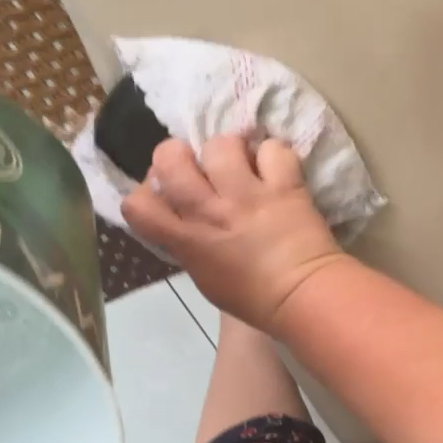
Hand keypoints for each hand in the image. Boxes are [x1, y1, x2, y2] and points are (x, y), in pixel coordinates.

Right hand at [121, 135, 348, 329]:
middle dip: (180, 155)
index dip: (147, 192)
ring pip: (221, 144)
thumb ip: (188, 242)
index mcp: (187, 241)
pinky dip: (274, 155)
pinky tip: (277, 169)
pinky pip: (271, 149)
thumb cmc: (256, 298)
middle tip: (201, 168)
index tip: (165, 195)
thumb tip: (183, 216)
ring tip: (243, 164)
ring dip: (230, 150)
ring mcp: (248, 195)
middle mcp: (210, 211)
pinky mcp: (284, 186)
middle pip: (170, 157)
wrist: (306, 296)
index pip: (137, 203)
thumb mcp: (206, 276)